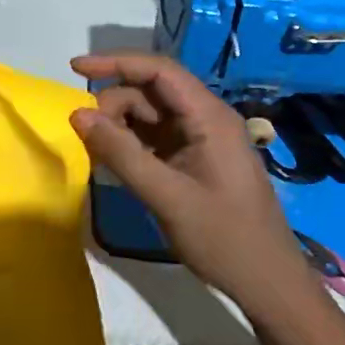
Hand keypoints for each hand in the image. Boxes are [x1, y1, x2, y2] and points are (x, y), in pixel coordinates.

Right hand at [69, 54, 313, 314]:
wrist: (268, 282)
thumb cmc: (224, 238)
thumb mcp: (167, 197)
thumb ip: (122, 154)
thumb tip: (78, 114)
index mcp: (209, 115)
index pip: (159, 70)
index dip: (116, 62)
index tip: (76, 68)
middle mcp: (205, 117)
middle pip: (152, 91)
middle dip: (114, 102)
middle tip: (85, 134)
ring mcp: (201, 138)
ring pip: (151, 114)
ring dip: (120, 124)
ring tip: (95, 150)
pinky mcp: (195, 158)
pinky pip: (156, 137)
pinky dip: (132, 143)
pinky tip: (112, 159)